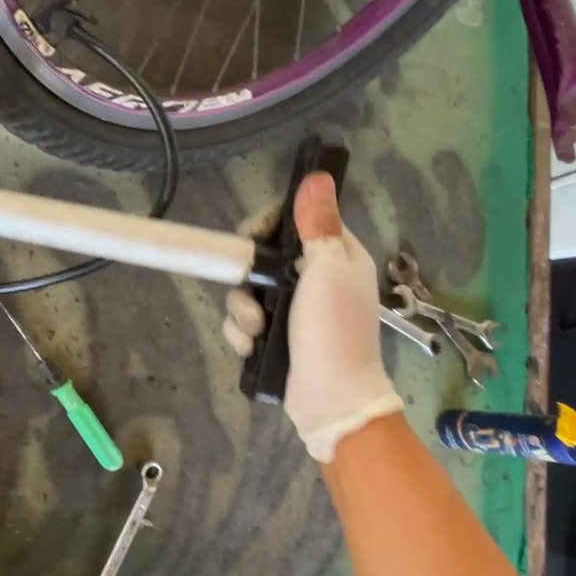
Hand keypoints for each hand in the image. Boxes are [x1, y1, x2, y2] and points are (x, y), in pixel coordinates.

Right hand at [223, 173, 404, 460]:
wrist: (329, 399)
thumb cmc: (334, 330)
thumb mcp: (327, 271)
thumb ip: (316, 226)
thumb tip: (316, 176)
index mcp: (335, 257)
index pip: (294, 221)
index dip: (266, 223)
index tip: (250, 236)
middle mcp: (312, 279)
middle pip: (260, 258)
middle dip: (248, 278)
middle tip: (250, 290)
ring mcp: (291, 311)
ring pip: (245, 293)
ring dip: (241, 312)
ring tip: (255, 331)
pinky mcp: (272, 337)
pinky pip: (241, 323)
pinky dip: (241, 335)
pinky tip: (251, 348)